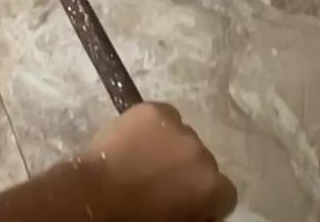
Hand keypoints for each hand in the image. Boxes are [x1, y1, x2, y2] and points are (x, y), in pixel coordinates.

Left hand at [75, 102, 237, 221]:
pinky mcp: (153, 109)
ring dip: (173, 146)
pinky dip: (155, 127)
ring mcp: (177, 125)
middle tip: (165, 183)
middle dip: (189, 171)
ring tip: (148, 158)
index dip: (207, 200)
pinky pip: (163, 117)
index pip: (225, 191)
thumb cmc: (137, 220)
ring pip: (184, 136)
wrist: (95, 199)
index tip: (189, 204)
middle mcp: (201, 151)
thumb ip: (196, 211)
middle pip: (204, 160)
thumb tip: (198, 206)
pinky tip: (138, 140)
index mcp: (211, 186)